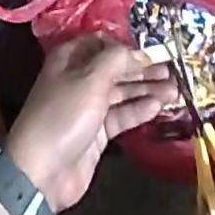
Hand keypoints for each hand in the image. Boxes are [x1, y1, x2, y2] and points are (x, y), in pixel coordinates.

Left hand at [5, 36, 177, 210]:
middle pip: (115, 68)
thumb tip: (139, 52)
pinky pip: (121, 115)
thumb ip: (117, 61)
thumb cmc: (64, 115)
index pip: (102, 43)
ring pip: (121, 92)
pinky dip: (138, 110)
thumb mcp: (90, 79)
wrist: (41, 172)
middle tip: (171, 70)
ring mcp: (87, 106)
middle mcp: (79, 78)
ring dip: (146, 89)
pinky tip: (158, 107)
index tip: (152, 49)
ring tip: (174, 90)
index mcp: (70, 58)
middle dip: (142, 68)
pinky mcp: (96, 131)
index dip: (126, 45)